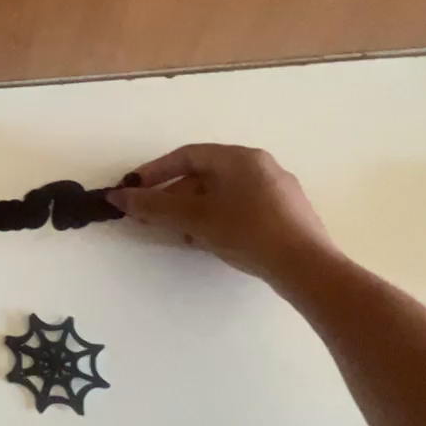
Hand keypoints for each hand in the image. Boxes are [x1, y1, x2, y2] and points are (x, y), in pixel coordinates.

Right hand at [109, 144, 346, 284]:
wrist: (307, 269)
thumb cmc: (247, 231)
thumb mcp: (193, 218)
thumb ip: (152, 205)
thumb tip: (117, 197)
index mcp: (241, 157)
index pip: (187, 156)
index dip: (155, 171)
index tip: (134, 189)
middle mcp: (262, 166)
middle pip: (204, 175)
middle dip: (173, 195)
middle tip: (153, 215)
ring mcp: (279, 191)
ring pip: (222, 194)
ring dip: (193, 210)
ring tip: (179, 232)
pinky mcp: (288, 215)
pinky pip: (241, 208)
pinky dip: (217, 218)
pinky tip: (209, 241)